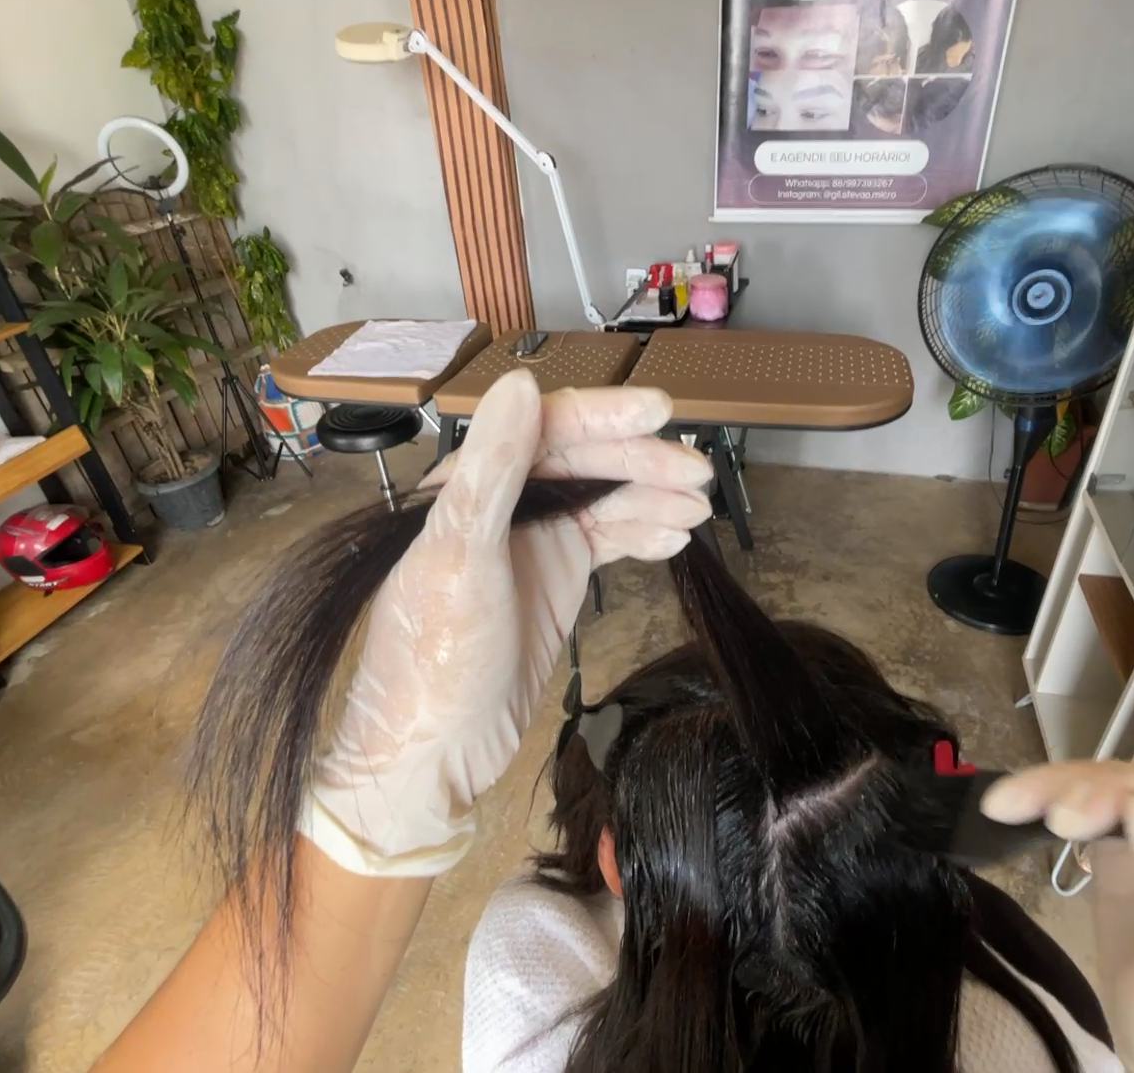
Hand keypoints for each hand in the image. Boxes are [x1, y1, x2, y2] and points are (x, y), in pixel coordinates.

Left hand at [302, 370, 711, 875]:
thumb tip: (522, 382)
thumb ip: (491, 469)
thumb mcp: (458, 557)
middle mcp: (506, 503)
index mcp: (471, 485)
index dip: (607, 416)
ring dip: (653, 500)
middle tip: (699, 478)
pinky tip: (673, 539)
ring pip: (606, 501)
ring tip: (698, 511)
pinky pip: (609, 541)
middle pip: (587, 463)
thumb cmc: (434, 658)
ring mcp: (536, 541)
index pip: (548, 429)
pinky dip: (642, 535)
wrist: (437, 750)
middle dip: (644, 464)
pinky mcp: (558, 577)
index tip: (664, 414)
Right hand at [981, 759, 1133, 1072]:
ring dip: (1048, 787)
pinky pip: (1078, 811)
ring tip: (1005, 804)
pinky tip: (1016, 810)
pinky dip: (1043, 803)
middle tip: (1027, 812)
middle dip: (1074, 786)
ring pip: (1096, 788)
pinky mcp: (1114, 857)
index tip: (1070, 818)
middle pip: (1127, 781)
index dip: (1121, 789)